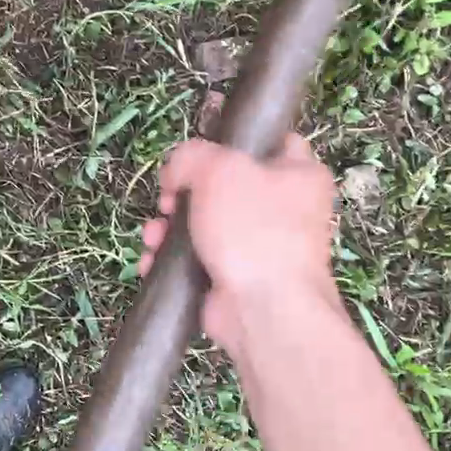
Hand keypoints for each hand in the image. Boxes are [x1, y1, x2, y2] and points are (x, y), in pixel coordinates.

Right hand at [139, 133, 339, 355]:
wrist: (262, 306)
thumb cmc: (253, 229)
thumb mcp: (220, 170)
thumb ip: (192, 156)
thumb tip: (175, 172)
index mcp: (298, 174)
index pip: (266, 143)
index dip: (228, 143)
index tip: (196, 155)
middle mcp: (282, 211)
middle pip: (221, 188)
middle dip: (181, 196)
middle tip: (167, 202)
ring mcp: (256, 248)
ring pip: (200, 227)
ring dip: (166, 231)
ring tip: (153, 237)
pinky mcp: (230, 279)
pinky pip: (192, 261)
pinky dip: (168, 262)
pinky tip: (151, 262)